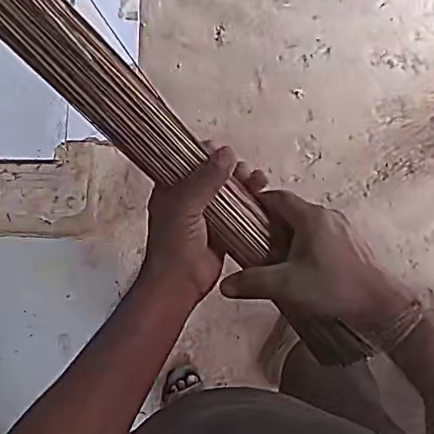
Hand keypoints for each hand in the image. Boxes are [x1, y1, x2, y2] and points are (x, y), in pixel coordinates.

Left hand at [137, 145, 268, 305]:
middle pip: (214, 176)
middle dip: (231, 168)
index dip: (206, 154)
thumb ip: (204, 179)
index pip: (189, 163)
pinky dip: (252, 205)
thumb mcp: (184, 204)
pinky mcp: (222, 233)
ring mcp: (206, 218)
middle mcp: (188, 202)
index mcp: (171, 191)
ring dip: (245, 184)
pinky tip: (263, 198)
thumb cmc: (171, 247)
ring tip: (257, 180)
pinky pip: (240, 214)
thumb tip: (225, 154)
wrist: (179, 283)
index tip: (222, 150)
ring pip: (230, 193)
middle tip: (242, 169)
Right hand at [219, 190, 424, 345]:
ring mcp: (341, 231)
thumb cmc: (338, 289)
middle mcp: (328, 218)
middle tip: (250, 239)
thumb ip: (252, 282)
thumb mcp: (285, 285)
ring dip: (286, 236)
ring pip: (305, 225)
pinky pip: (318, 238)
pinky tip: (295, 268)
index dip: (256, 201)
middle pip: (290, 211)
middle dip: (268, 223)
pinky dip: (302, 246)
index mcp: (312, 218)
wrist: (379, 307)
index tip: (241, 210)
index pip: (277, 197)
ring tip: (271, 257)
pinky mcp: (348, 246)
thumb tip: (227, 284)